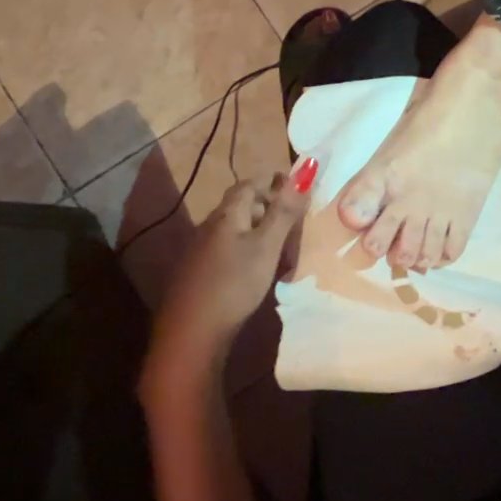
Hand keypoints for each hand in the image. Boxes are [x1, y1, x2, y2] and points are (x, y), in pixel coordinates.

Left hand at [146, 161, 316, 379]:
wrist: (193, 331)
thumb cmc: (235, 283)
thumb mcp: (267, 246)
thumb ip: (285, 210)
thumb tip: (306, 168)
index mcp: (227, 215)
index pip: (249, 184)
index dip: (272, 179)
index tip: (296, 183)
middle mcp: (211, 226)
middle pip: (240, 205)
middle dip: (266, 203)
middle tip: (294, 213)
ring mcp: (203, 250)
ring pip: (235, 228)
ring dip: (258, 227)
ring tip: (282, 240)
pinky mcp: (202, 273)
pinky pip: (229, 248)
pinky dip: (248, 247)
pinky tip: (259, 266)